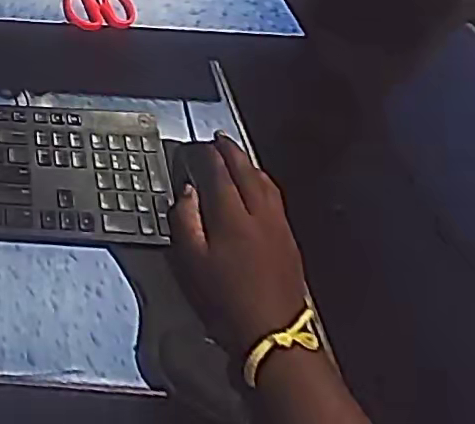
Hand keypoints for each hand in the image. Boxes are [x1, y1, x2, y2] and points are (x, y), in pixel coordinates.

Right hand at [171, 134, 308, 354]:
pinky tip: (256, 184)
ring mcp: (278, 227)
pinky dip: (262, 181)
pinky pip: (275, 198)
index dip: (206, 156)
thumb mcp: (191, 260)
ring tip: (236, 155)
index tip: (195, 147)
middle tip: (218, 138)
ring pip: (266, 183)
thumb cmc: (224, 297)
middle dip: (231, 151)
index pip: (219, 174)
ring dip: (249, 164)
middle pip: (246, 172)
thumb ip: (185, 219)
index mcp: (232, 218)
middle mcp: (259, 215)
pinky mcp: (289, 239)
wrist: (273, 335)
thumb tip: (186, 191)